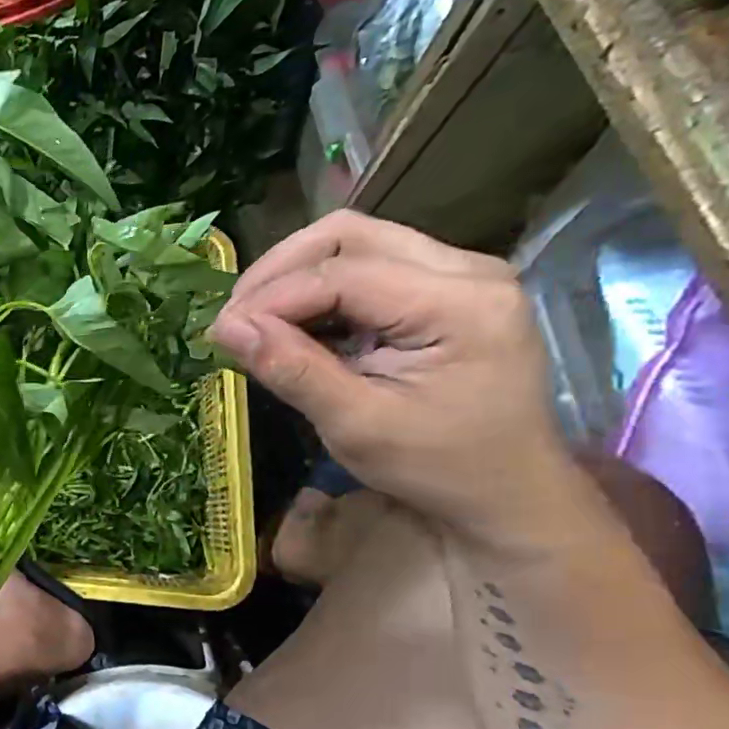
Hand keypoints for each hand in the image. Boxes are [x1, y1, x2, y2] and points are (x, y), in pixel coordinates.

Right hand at [208, 211, 578, 541]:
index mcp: (461, 304)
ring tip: (257, 317)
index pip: (343, 274)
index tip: (221, 330)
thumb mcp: (357, 426)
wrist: (507, 492)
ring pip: (351, 241)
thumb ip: (292, 370)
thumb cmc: (438, 467)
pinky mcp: (442, 284)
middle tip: (237, 316)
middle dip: (278, 271)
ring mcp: (458, 272)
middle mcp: (466, 269)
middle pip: (346, 236)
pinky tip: (294, 321)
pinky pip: (364, 262)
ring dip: (293, 274)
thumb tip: (225, 327)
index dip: (271, 297)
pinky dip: (317, 286)